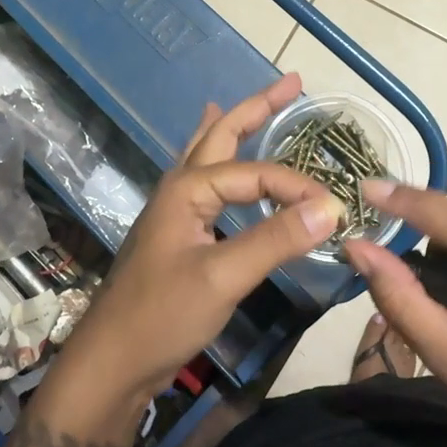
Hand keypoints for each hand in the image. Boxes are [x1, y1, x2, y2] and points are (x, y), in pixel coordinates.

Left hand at [60, 74, 343, 400]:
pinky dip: (221, 162)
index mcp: (188, 188)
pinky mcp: (177, 235)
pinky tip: (224, 167)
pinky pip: (205, 182)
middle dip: (257, 107)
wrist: (112, 363)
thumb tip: (330, 208)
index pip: (255, 173)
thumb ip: (275, 239)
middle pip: (221, 133)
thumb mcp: (223, 277)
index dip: (296, 187)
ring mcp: (175, 210)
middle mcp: (179, 188)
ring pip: (208, 154)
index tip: (334, 210)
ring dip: (234, 126)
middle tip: (293, 83)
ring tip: (255, 105)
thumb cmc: (162, 315)